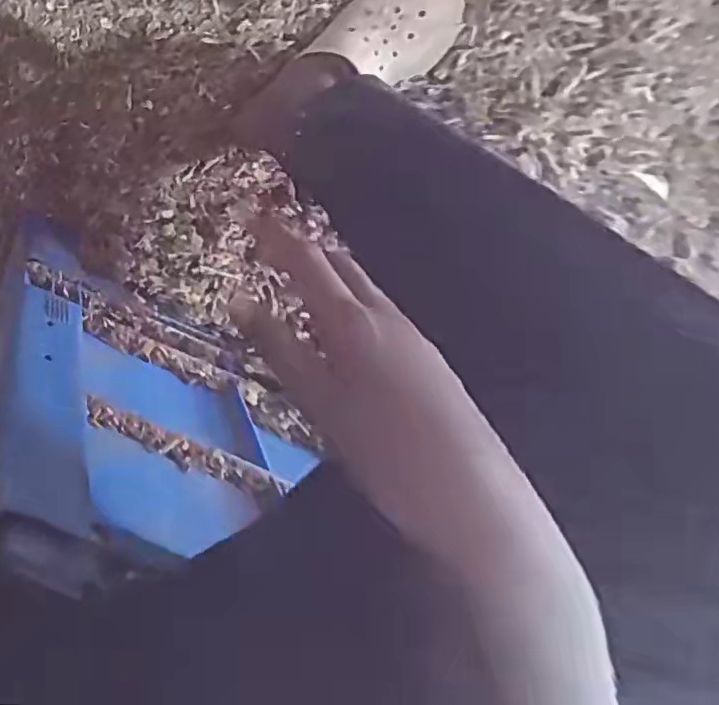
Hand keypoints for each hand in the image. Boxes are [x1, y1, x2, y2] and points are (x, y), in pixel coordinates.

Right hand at [231, 215, 551, 566]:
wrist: (479, 505)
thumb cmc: (384, 451)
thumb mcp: (317, 400)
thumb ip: (278, 346)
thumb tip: (238, 300)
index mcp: (352, 322)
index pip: (307, 261)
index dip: (275, 235)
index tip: (248, 213)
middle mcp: (385, 317)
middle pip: (341, 264)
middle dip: (303, 247)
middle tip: (266, 243)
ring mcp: (413, 337)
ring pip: (362, 286)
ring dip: (326, 271)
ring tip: (292, 275)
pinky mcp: (427, 359)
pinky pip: (377, 308)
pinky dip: (346, 297)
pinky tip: (335, 322)